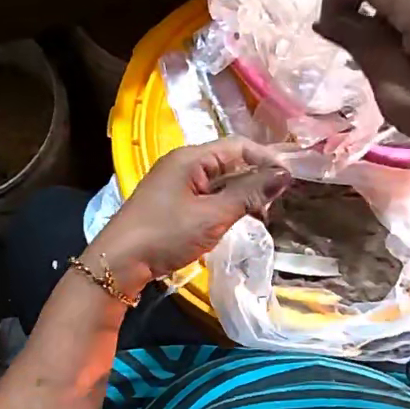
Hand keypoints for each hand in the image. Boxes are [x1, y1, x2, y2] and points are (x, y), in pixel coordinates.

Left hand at [89, 139, 292, 292]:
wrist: (119, 262)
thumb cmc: (166, 234)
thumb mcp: (212, 216)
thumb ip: (249, 194)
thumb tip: (284, 175)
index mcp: (190, 158)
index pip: (238, 146)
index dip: (267, 159)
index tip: (290, 180)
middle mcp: (182, 164)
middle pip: (229, 162)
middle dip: (256, 179)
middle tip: (275, 203)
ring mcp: (175, 184)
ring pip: (219, 181)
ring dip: (241, 195)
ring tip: (261, 215)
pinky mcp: (172, 204)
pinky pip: (206, 196)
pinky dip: (225, 206)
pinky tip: (236, 221)